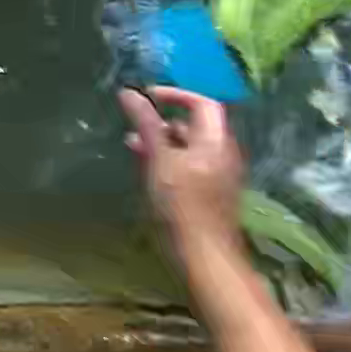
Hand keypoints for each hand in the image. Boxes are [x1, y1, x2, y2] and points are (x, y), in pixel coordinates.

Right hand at [118, 86, 245, 251]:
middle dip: (163, 119)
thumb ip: (146, 123)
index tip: (148, 96)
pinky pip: (189, 164)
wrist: (205, 260)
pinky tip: (146, 168)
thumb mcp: (159, 158)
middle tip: (136, 121)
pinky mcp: (210, 194)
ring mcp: (218, 176)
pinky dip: (168, 158)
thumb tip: (128, 92)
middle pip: (195, 124)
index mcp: (216, 142)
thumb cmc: (182, 204)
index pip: (202, 103)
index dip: (176, 94)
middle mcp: (222, 154)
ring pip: (189, 146)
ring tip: (134, 144)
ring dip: (162, 139)